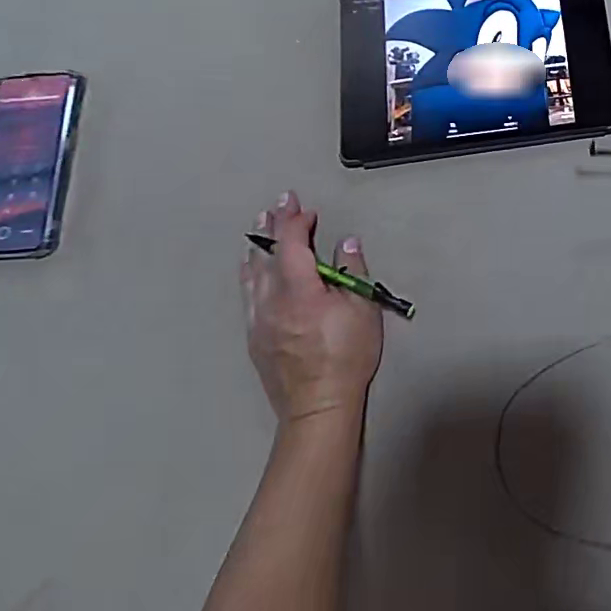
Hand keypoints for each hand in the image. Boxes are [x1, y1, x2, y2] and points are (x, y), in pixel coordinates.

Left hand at [243, 191, 384, 424]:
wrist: (318, 407)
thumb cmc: (346, 357)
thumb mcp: (363, 311)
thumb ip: (353, 273)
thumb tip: (346, 244)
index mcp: (299, 290)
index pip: (292, 244)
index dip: (297, 222)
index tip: (307, 211)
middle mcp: (272, 300)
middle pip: (267, 254)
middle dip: (274, 225)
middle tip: (278, 203)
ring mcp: (259, 319)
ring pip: (252, 272)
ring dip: (258, 245)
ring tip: (260, 225)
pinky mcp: (255, 336)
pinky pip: (247, 294)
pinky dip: (250, 272)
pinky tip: (250, 267)